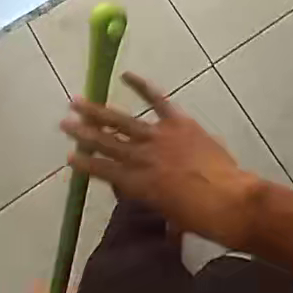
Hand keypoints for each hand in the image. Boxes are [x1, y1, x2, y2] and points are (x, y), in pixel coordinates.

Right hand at [61, 72, 263, 248]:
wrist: (227, 200)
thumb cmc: (200, 217)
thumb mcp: (169, 216)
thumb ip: (155, 202)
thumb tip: (150, 203)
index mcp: (137, 184)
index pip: (104, 171)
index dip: (85, 164)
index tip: (69, 155)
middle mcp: (141, 158)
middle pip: (106, 143)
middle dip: (83, 133)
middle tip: (64, 123)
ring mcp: (158, 137)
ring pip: (121, 122)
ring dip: (98, 111)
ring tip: (78, 102)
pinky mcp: (177, 123)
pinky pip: (157, 99)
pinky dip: (141, 85)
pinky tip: (126, 75)